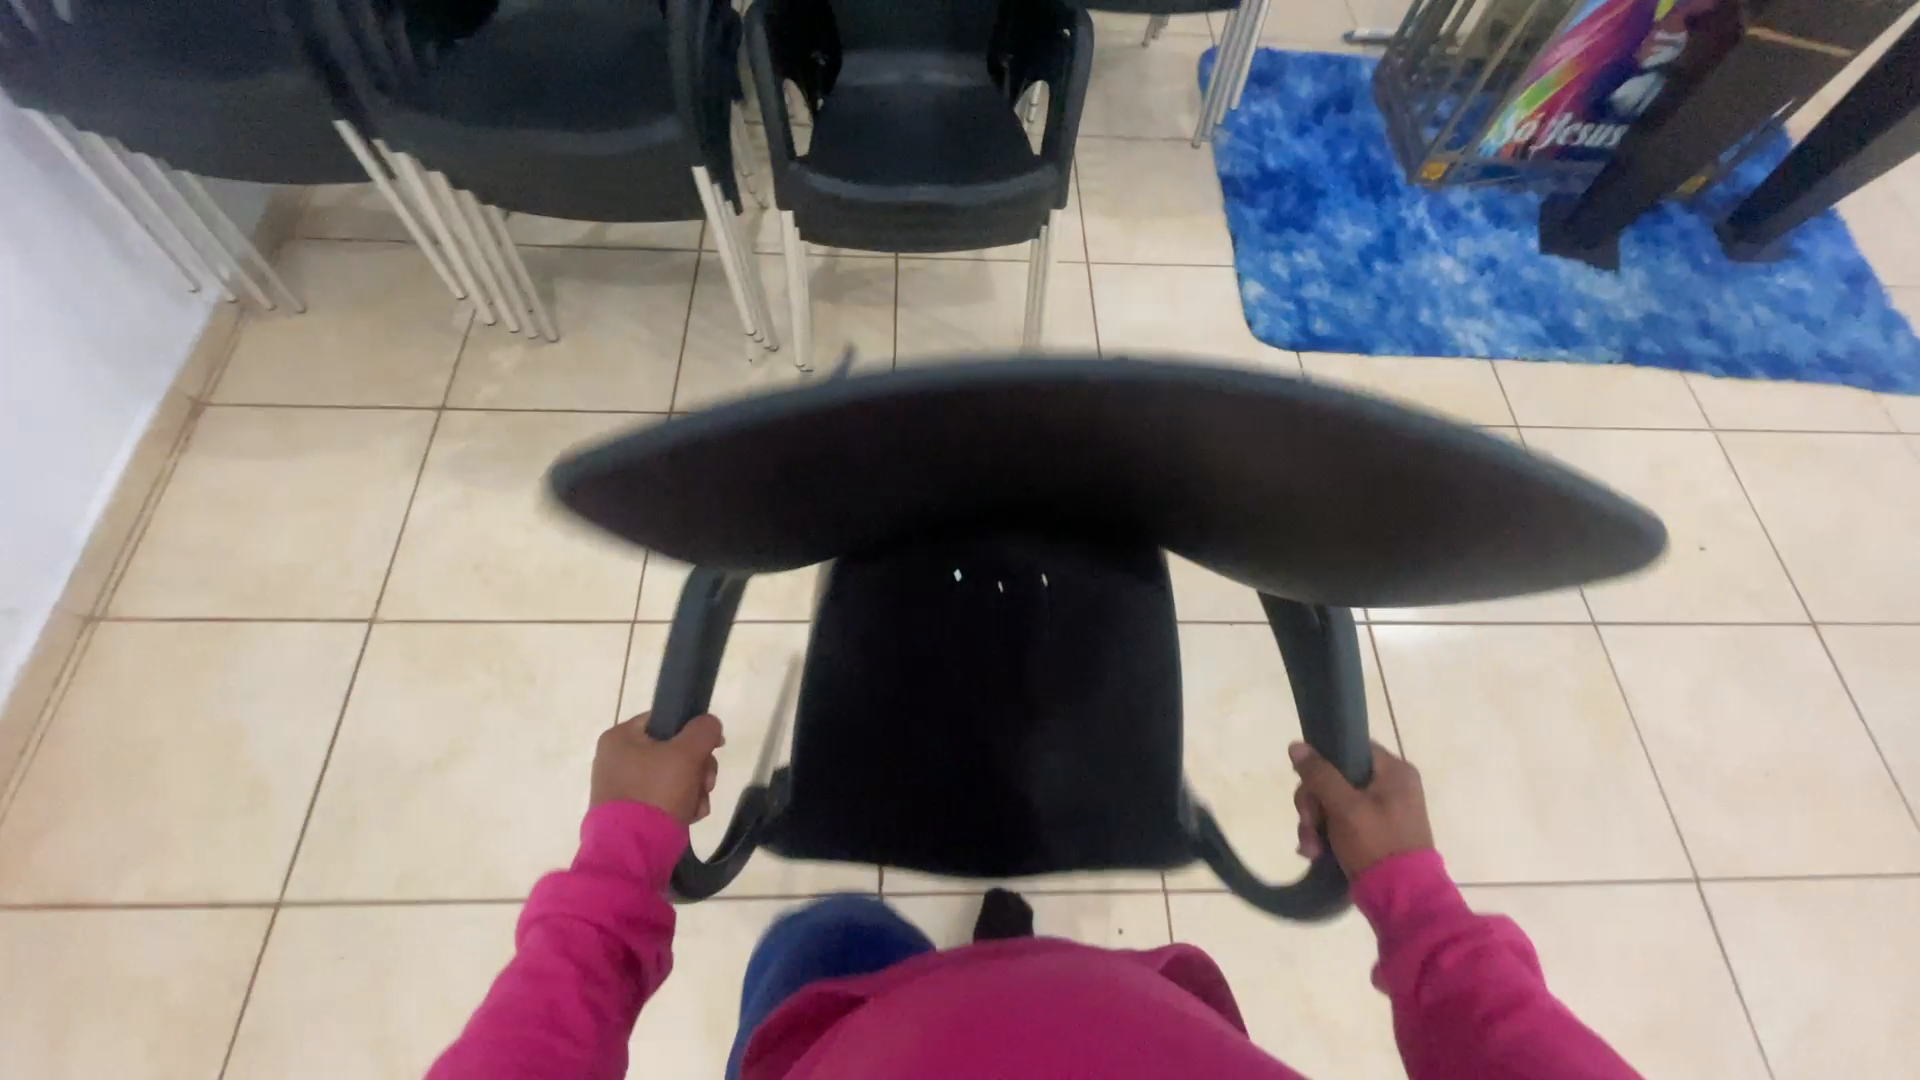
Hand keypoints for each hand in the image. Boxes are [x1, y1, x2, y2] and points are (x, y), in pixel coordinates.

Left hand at [592, 713, 724, 824]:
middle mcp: (616, 760)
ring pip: (673, 775)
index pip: (665, 719)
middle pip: (673, 750)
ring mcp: (622, 788)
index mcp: (619, 738)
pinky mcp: (630, 812)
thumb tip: (710, 725)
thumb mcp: (686, 753)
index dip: (694, 730)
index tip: (714, 748)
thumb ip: (704, 729)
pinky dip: (681, 805)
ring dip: (694, 788)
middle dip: (698, 767)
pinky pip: (664, 798)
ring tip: (697, 805)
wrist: (632, 854)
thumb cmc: (656, 793)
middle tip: (707, 782)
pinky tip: (690, 816)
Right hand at [1289, 740, 1433, 878]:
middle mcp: (1391, 786)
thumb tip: (1296, 745)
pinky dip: (1324, 835)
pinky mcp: (1373, 832)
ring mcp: (1382, 810)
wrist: (1404, 904)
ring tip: (1310, 847)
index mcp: (1394, 772)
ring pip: (1331, 801)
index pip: (1349, 747)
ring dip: (1314, 823)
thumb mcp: (1344, 807)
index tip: (1306, 782)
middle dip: (1313, 803)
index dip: (1322, 761)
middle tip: (1307, 822)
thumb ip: (1319, 774)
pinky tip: (1314, 852)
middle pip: (1334, 777)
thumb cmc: (1377, 846)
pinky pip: (1339, 821)